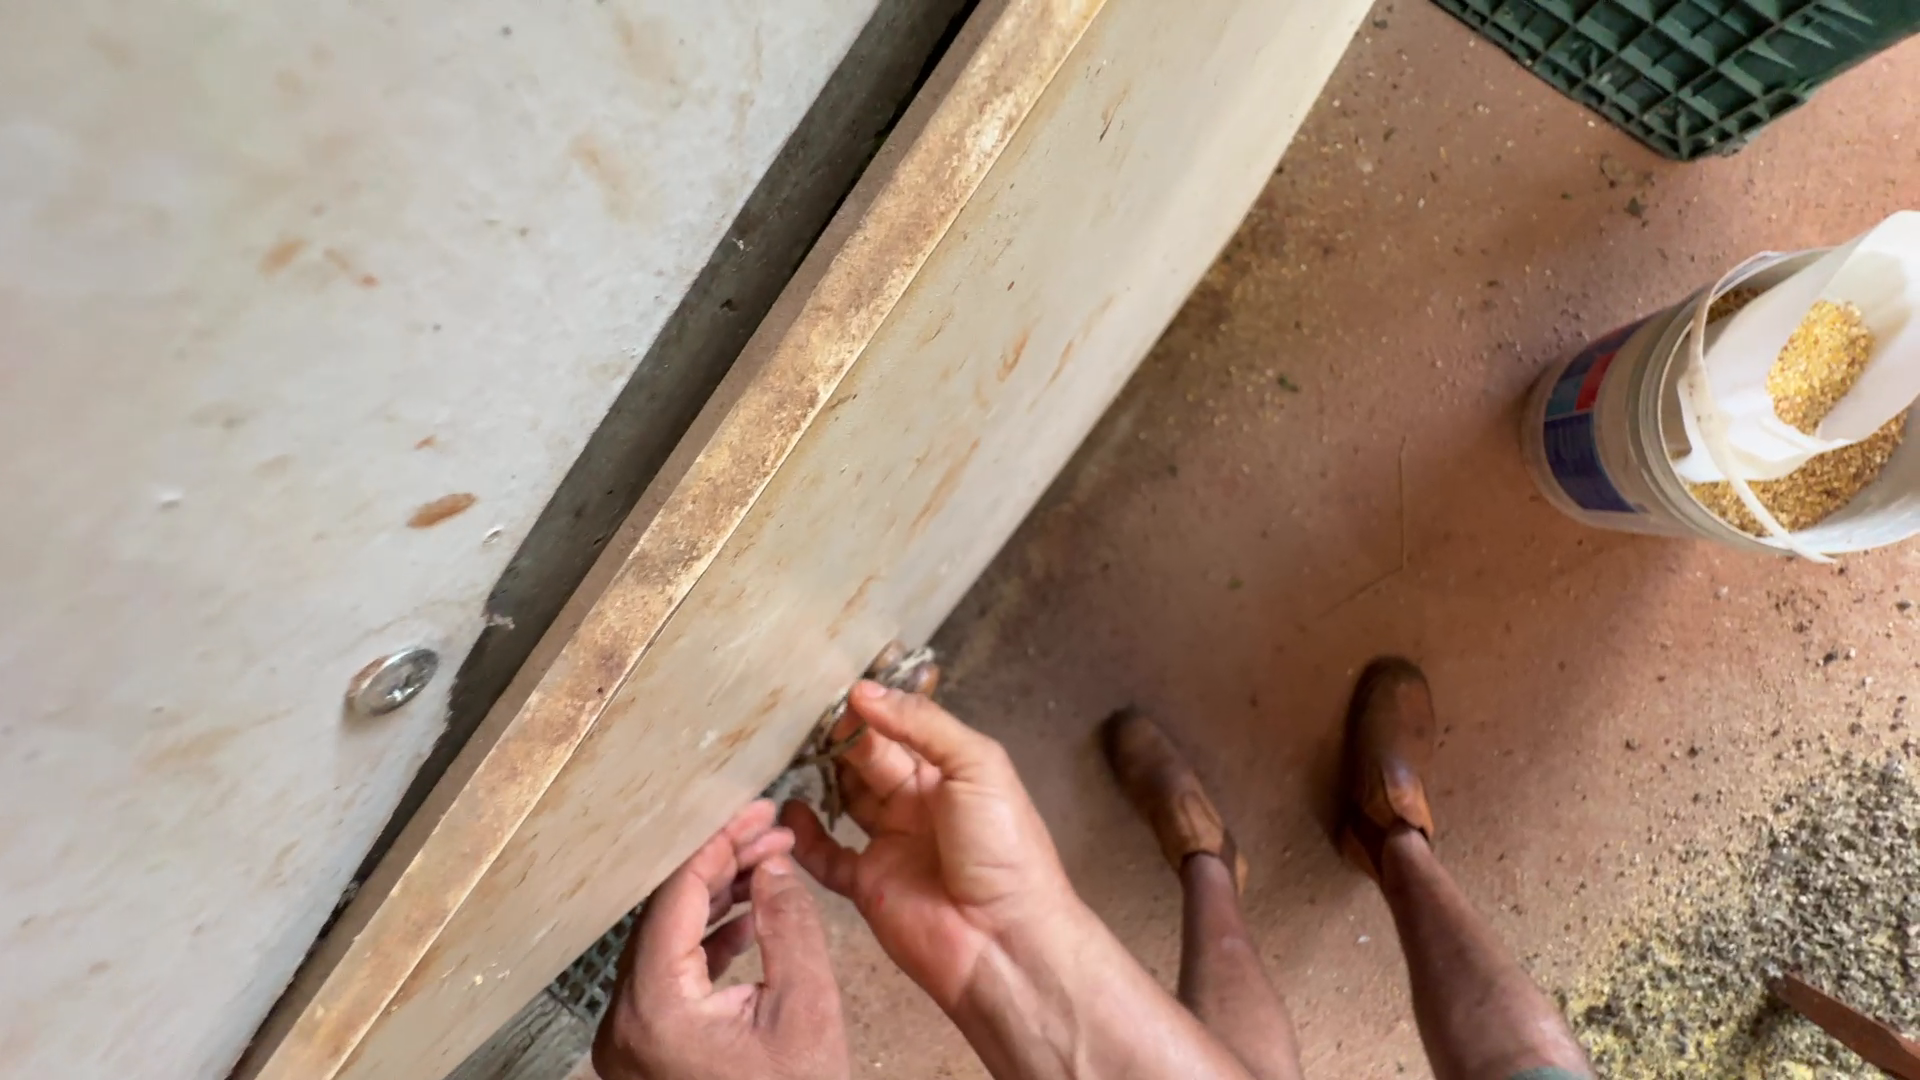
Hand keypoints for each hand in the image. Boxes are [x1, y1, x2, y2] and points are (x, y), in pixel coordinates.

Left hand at [594, 800, 848, 1079]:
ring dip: (721, 893)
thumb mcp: (805, 1002)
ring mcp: (629, 1035)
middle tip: (772, 831)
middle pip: (670, 909)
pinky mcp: (646, 1042)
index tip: (759, 810)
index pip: (678, 894)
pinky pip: (671, 966)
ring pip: (670, 933)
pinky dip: (711, 933)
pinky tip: (749, 913)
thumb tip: (771, 859)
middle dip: (724, 862)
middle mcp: (624, 1020)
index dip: (720, 841)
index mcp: (655, 1008)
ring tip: (769, 862)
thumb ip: (787, 919)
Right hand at [781, 682, 1078, 1011]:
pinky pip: (828, 856)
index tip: (828, 686)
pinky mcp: (867, 884)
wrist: (1005, 941)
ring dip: (818, 777)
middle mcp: (914, 799)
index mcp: (945, 768)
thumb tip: (863, 691)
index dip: (868, 707)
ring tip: (781, 753)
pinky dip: (805, 837)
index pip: (899, 726)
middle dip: (837, 737)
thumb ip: (923, 725)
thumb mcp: (977, 765)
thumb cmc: (1001, 842)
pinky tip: (787, 813)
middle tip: (796, 716)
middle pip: (867, 758)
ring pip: (843, 799)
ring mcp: (889, 841)